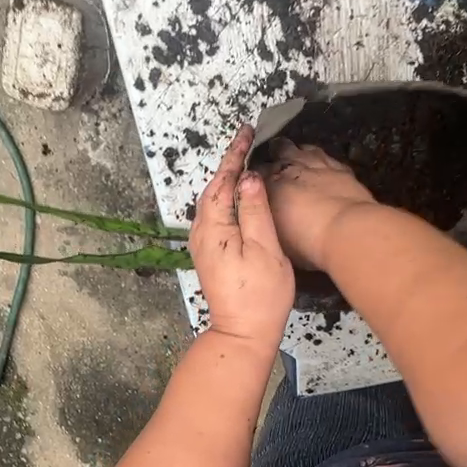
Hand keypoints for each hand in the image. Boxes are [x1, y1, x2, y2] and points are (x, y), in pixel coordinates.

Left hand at [192, 126, 294, 348]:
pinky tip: (235, 198)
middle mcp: (201, 234)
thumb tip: (248, 178)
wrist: (243, 334)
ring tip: (242, 163)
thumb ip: (255, 210)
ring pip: (211, 203)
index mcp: (215, 227)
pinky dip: (224, 199)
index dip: (235, 155)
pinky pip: (213, 217)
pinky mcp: (209, 256)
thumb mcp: (264, 249)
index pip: (223, 181)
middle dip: (228, 164)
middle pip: (213, 189)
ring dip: (225, 181)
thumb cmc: (260, 296)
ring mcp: (202, 246)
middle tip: (246, 142)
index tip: (246, 132)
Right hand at [258, 140, 377, 270]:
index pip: (256, 175)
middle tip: (269, 154)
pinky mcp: (340, 169)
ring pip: (302, 149)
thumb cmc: (307, 243)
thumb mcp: (278, 240)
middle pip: (278, 153)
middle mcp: (291, 171)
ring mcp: (317, 167)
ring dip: (295, 149)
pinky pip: (325, 156)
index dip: (253, 176)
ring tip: (289, 149)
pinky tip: (316, 156)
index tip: (251, 180)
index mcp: (271, 188)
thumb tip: (265, 221)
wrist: (346, 231)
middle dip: (272, 153)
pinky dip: (318, 155)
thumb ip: (270, 224)